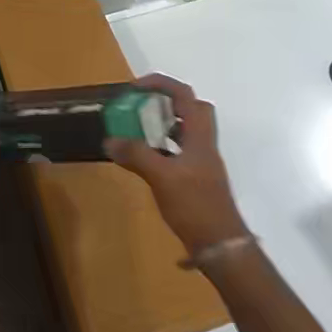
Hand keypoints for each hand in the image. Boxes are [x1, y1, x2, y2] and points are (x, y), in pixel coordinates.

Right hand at [104, 73, 248, 253]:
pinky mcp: (194, 178)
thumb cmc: (195, 206)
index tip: (135, 88)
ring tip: (134, 128)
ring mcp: (200, 162)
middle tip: (139, 105)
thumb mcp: (161, 177)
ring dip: (160, 124)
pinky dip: (159, 147)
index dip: (161, 84)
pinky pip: (175, 151)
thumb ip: (136, 155)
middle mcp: (202, 145)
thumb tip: (110, 140)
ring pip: (183, 131)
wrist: (221, 246)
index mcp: (199, 138)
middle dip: (164, 101)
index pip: (185, 96)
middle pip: (191, 109)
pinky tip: (142, 157)